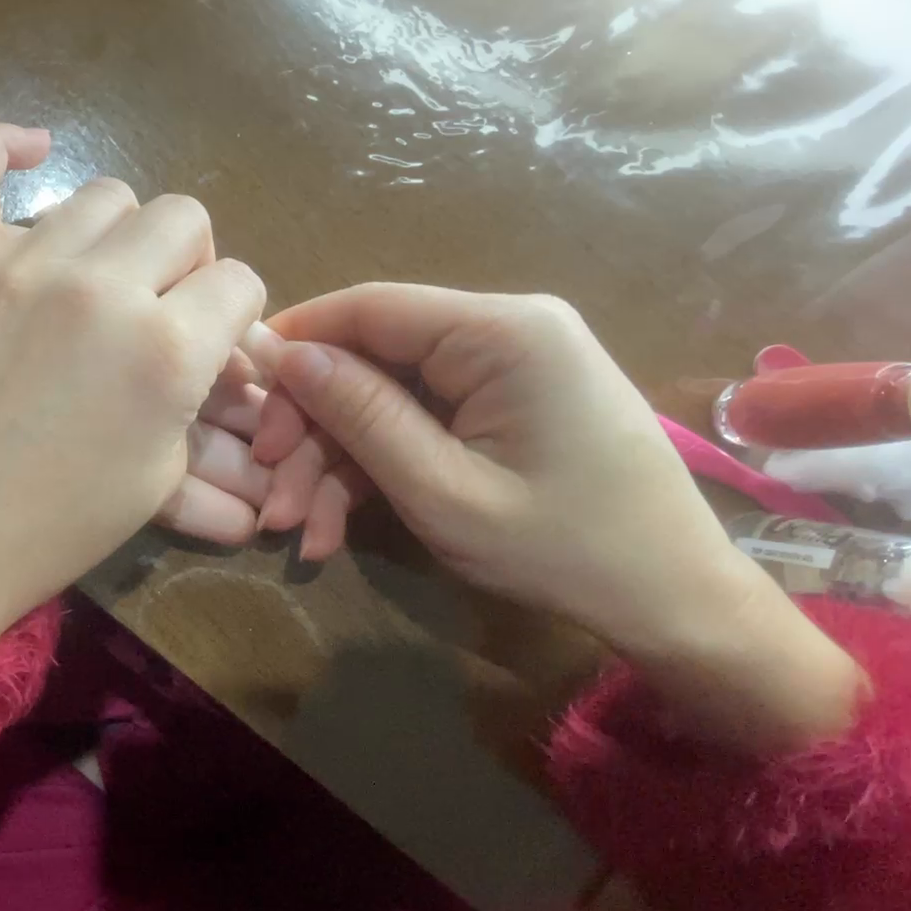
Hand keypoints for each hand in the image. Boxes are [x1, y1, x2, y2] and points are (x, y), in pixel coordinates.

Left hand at [0, 125, 266, 649]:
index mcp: (168, 350)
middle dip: (189, 267)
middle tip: (162, 312)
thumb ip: (214, 412)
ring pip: (105, 195)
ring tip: (101, 280)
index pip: (241, 283)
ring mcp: (23, 265)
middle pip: (183, 220)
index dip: (235, 318)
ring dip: (119, 234)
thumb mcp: (160, 478)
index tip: (214, 347)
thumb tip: (253, 380)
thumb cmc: (64, 525)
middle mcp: (104, 288)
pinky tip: (30, 150)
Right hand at [263, 283, 859, 749]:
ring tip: (301, 536)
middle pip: (370, 363)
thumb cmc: (563, 549)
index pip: (371, 307)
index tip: (239, 389)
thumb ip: (361, 416)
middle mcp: (502, 332)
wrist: (671, 603)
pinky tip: (335, 529)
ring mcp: (501, 371)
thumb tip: (286, 356)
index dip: (296, 342)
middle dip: (313, 434)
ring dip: (333, 469)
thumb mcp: (441, 490)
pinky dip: (371, 475)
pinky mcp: (498, 407)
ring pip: (383, 403)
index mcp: (502, 332)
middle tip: (270, 500)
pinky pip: (414, 426)